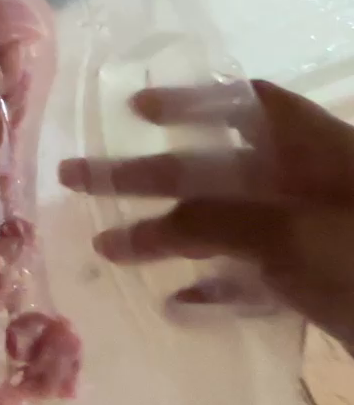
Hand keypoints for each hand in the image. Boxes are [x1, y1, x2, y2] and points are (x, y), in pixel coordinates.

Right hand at [62, 80, 353, 348]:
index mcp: (323, 157)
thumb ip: (203, 220)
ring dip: (167, 235)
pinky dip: (218, 286)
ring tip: (110, 249)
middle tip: (77, 177)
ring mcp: (331, 240)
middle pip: (219, 167)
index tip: (134, 110)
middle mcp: (324, 189)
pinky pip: (262, 276)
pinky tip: (181, 304)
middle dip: (144, 175)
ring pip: (230, 223)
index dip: (191, 101)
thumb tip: (133, 227)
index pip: (251, 106)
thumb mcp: (284, 236)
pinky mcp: (338, 287)